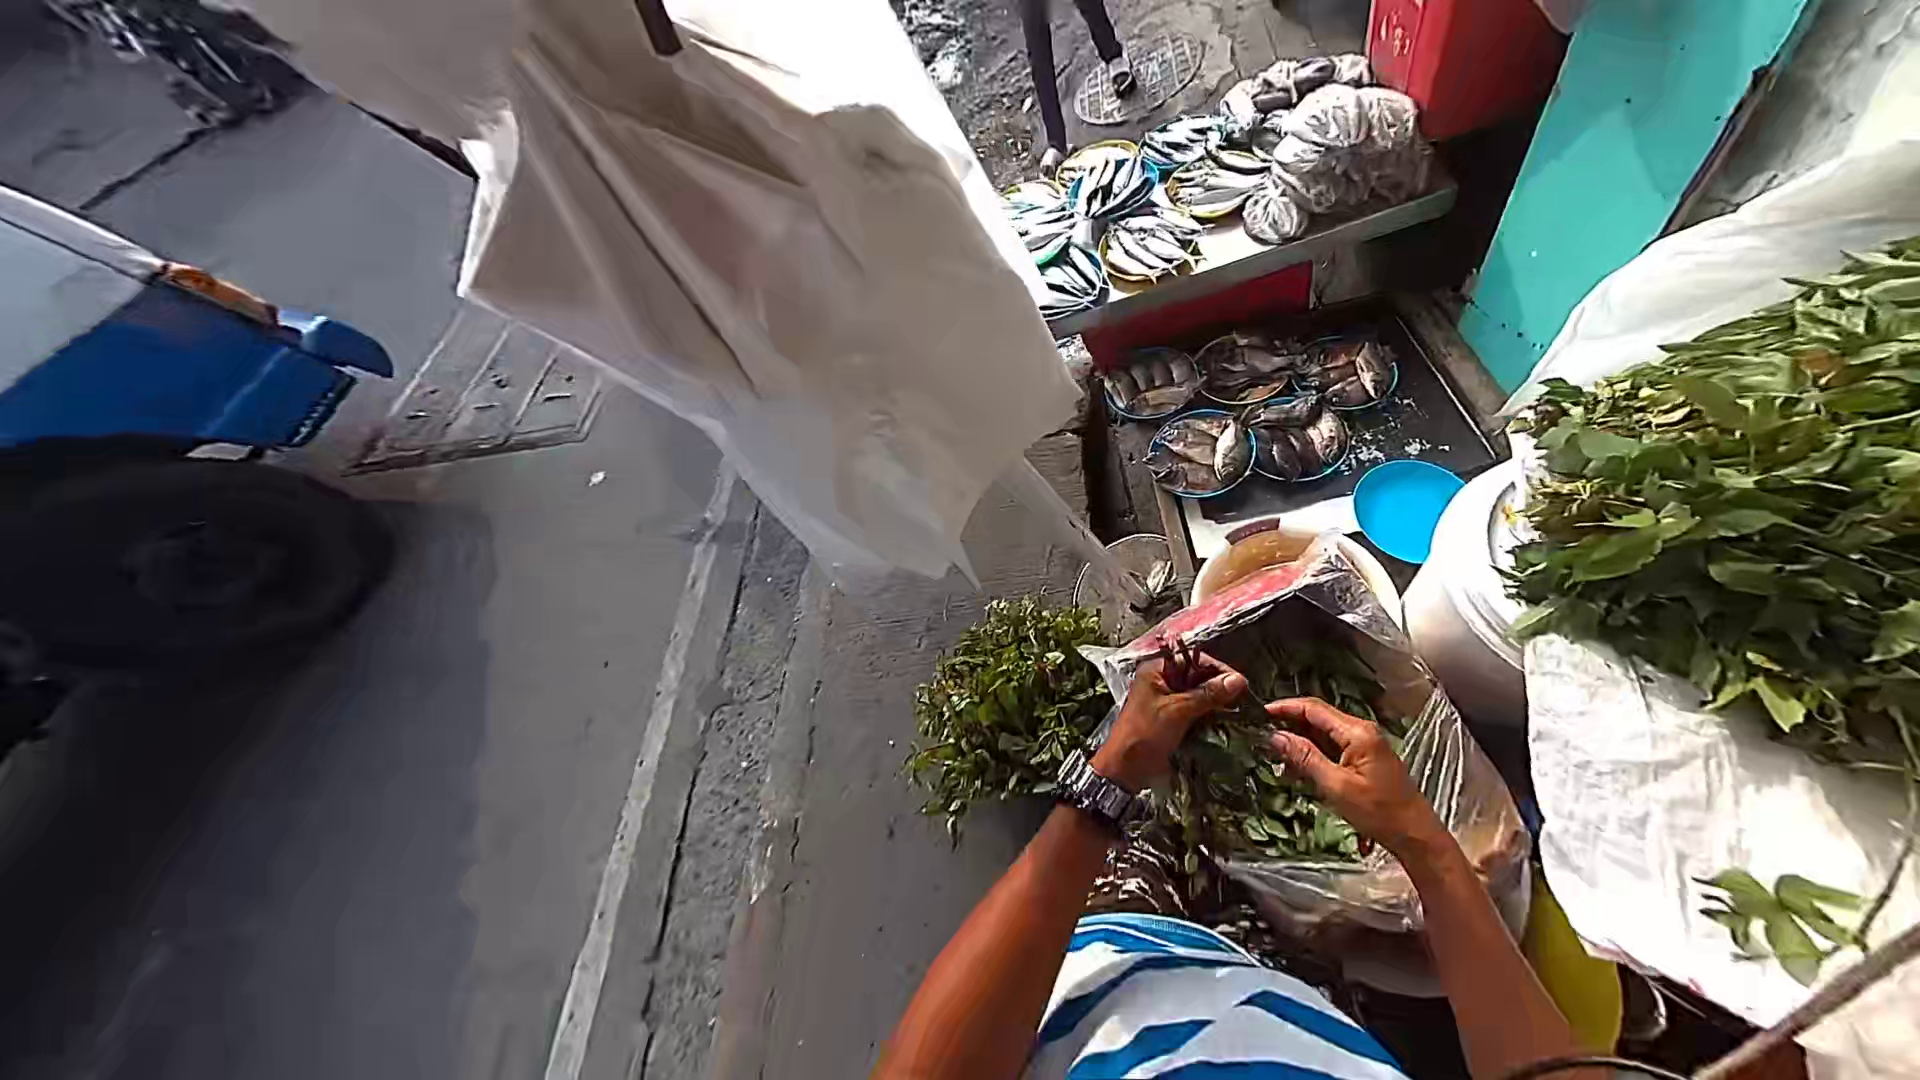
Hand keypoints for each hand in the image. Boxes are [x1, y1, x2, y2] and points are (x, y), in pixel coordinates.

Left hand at [1091, 655, 1246, 791]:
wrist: (1126, 768)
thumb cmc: (1145, 733)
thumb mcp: (1178, 711)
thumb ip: (1207, 694)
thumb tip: (1238, 680)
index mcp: (1156, 670)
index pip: (1192, 659)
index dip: (1216, 669)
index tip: (1239, 682)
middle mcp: (1162, 681)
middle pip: (1198, 676)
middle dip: (1220, 686)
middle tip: (1244, 699)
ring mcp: (1168, 700)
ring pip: (1199, 695)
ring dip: (1218, 702)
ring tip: (1241, 711)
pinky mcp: (1174, 718)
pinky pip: (1197, 711)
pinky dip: (1211, 715)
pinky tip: (1228, 721)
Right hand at [1266, 697, 1449, 858]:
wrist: (1416, 837)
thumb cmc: (1379, 813)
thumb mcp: (1335, 785)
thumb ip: (1304, 757)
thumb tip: (1274, 736)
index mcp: (1357, 732)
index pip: (1312, 708)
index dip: (1283, 707)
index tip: (1259, 714)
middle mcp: (1361, 730)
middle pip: (1316, 716)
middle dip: (1288, 725)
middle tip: (1262, 736)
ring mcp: (1363, 743)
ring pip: (1321, 731)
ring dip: (1298, 741)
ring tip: (1276, 757)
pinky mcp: (1363, 756)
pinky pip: (1330, 745)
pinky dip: (1312, 752)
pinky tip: (1296, 767)